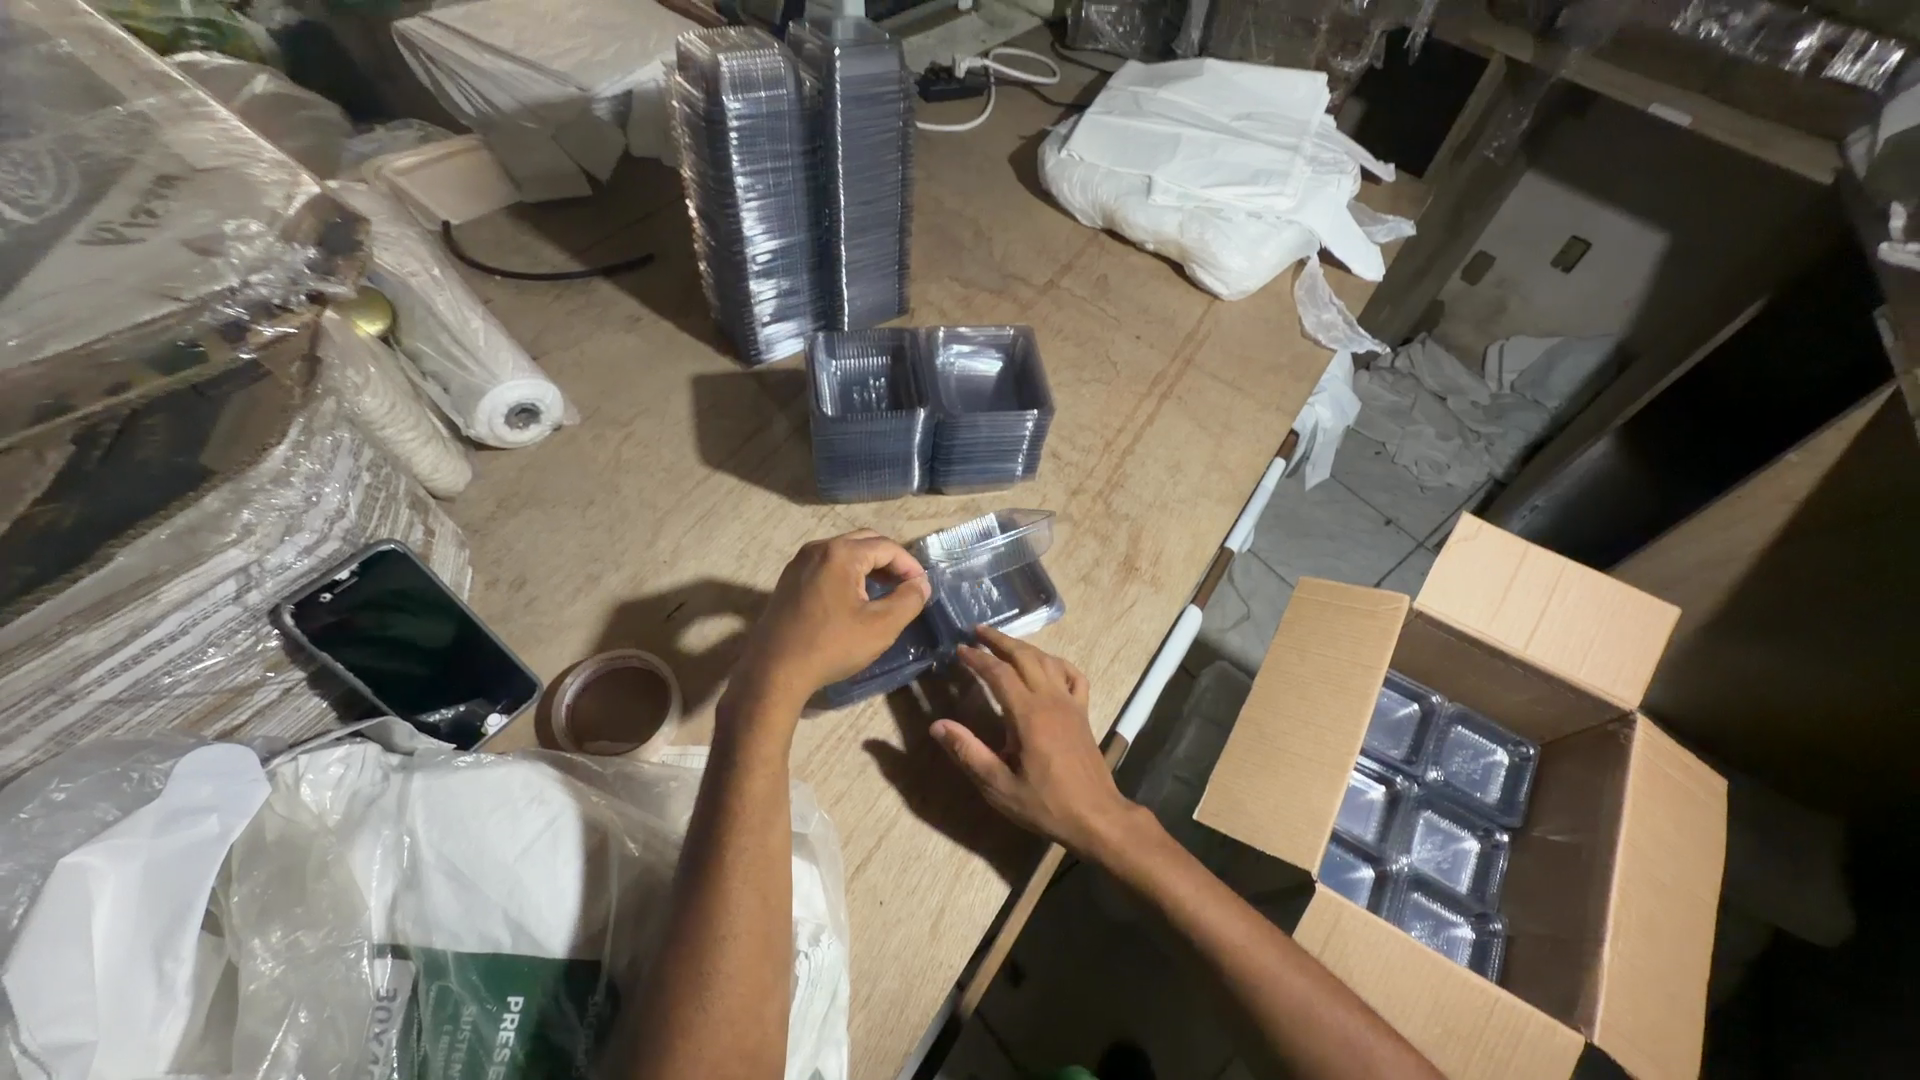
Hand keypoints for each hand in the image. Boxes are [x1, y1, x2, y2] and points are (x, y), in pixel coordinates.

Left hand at [732, 529, 930, 714]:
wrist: (774, 671)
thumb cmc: (831, 646)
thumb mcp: (881, 626)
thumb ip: (908, 600)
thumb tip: (921, 584)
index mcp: (841, 553)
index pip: (886, 546)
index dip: (909, 565)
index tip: (922, 586)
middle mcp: (817, 549)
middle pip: (864, 542)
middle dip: (890, 561)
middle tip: (906, 585)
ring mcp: (799, 563)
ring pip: (844, 553)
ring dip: (868, 567)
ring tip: (885, 592)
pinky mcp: (789, 581)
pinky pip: (826, 566)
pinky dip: (847, 574)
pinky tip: (854, 599)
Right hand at [931, 626, 1140, 857]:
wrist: (1096, 817)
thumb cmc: (1045, 804)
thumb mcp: (999, 786)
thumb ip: (968, 752)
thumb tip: (937, 725)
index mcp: (1028, 715)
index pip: (999, 673)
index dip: (977, 658)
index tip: (960, 649)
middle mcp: (1051, 700)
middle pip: (1025, 656)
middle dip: (999, 640)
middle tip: (977, 631)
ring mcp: (1071, 704)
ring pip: (1048, 661)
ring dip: (1024, 647)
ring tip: (1004, 643)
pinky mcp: (1084, 712)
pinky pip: (1073, 675)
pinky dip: (1057, 662)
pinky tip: (1047, 664)